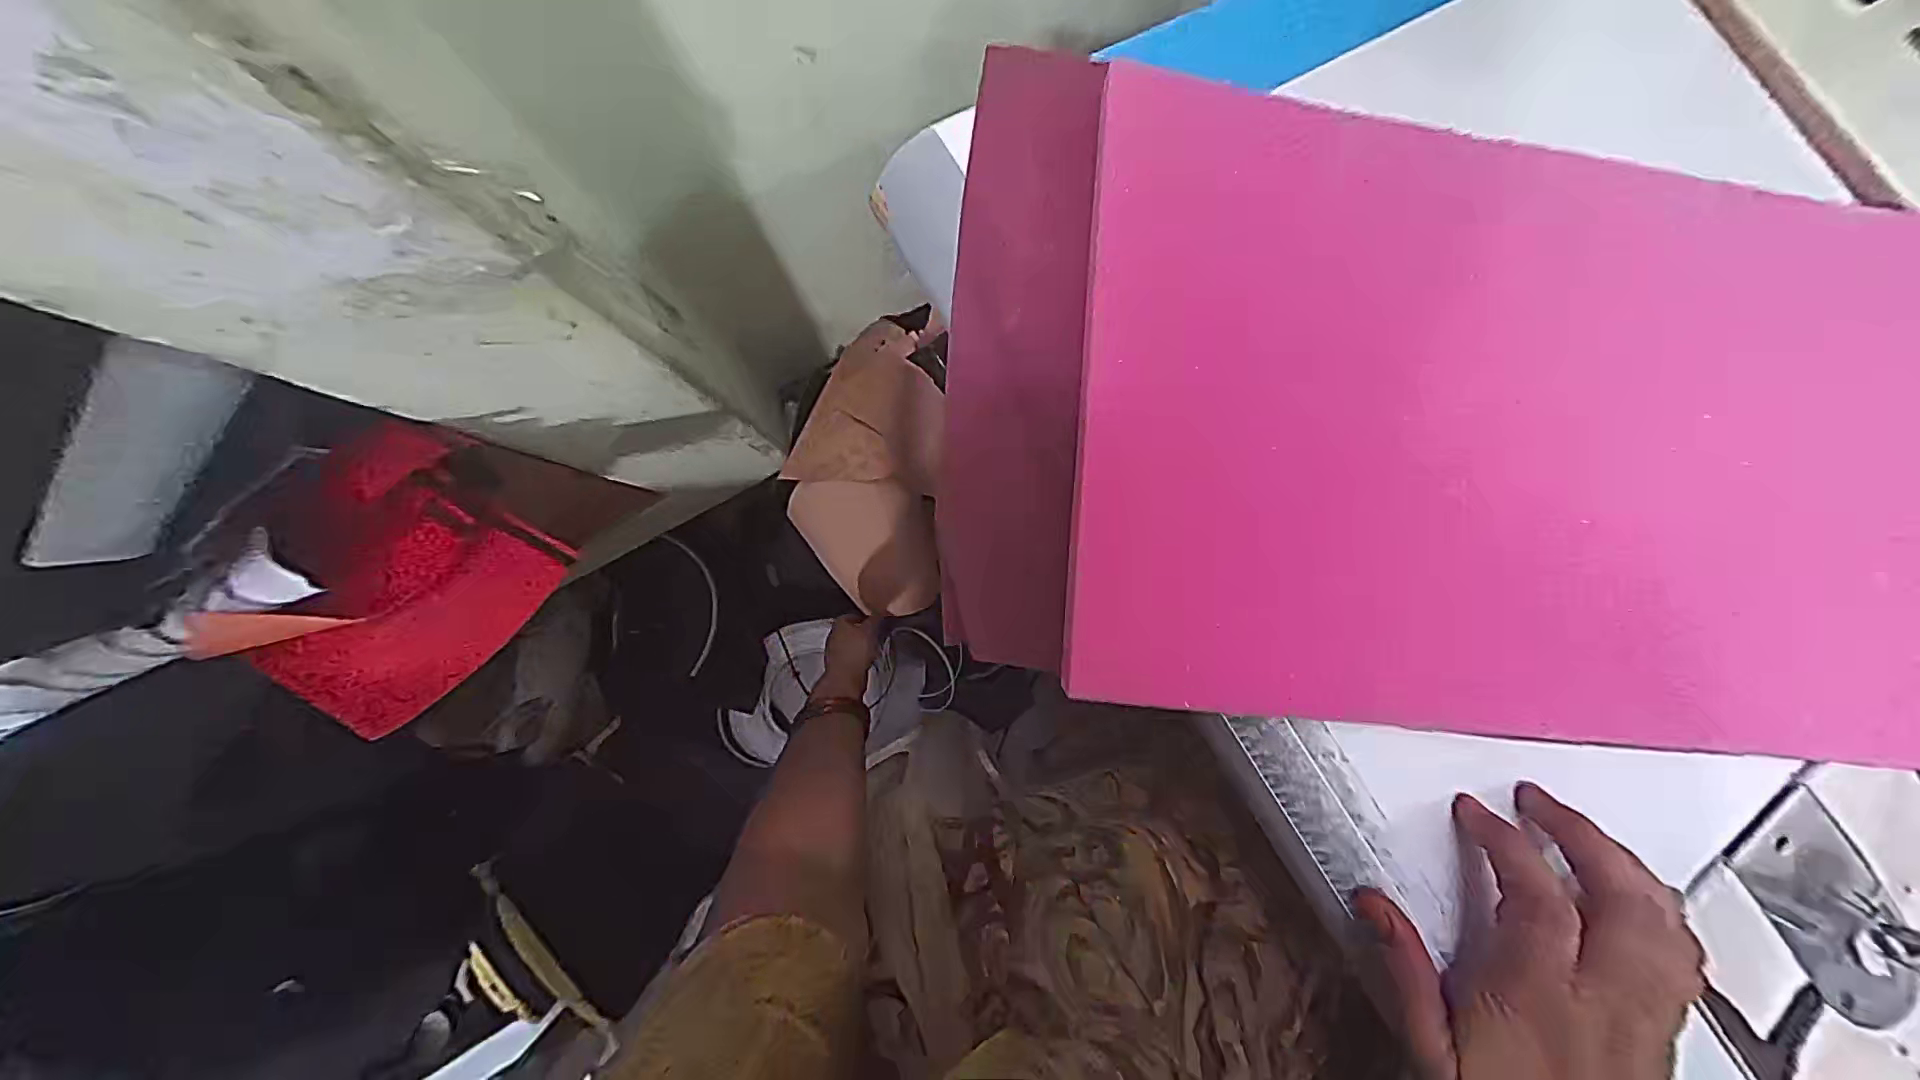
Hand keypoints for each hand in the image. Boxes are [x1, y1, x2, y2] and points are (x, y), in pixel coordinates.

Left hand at [812, 614, 879, 700]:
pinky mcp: (837, 664)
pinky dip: (857, 657)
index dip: (866, 618)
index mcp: (839, 623)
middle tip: (875, 635)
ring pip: (850, 643)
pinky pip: (850, 657)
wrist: (846, 679)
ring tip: (872, 649)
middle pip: (850, 629)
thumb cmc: (855, 653)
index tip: (875, 621)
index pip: (853, 615)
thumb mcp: (871, 630)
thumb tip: (879, 613)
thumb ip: (875, 619)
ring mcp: (834, 650)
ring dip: (860, 645)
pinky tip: (866, 660)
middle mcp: (833, 635)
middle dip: (862, 632)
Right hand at [1355, 783, 1704, 1079]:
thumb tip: (1374, 903)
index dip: (1505, 840)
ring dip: (1624, 864)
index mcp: (1539, 999)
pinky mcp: (1663, 1036)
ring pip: (1665, 924)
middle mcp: (1605, 1003)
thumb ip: (1405, 973)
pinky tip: (1631, 898)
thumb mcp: (1430, 1051)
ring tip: (1583, 835)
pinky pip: (1682, 958)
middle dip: (1579, 833)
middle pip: (1621, 897)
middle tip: (1537, 802)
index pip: (1537, 895)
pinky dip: (1657, 910)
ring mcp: (1646, 1020)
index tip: (1476, 812)